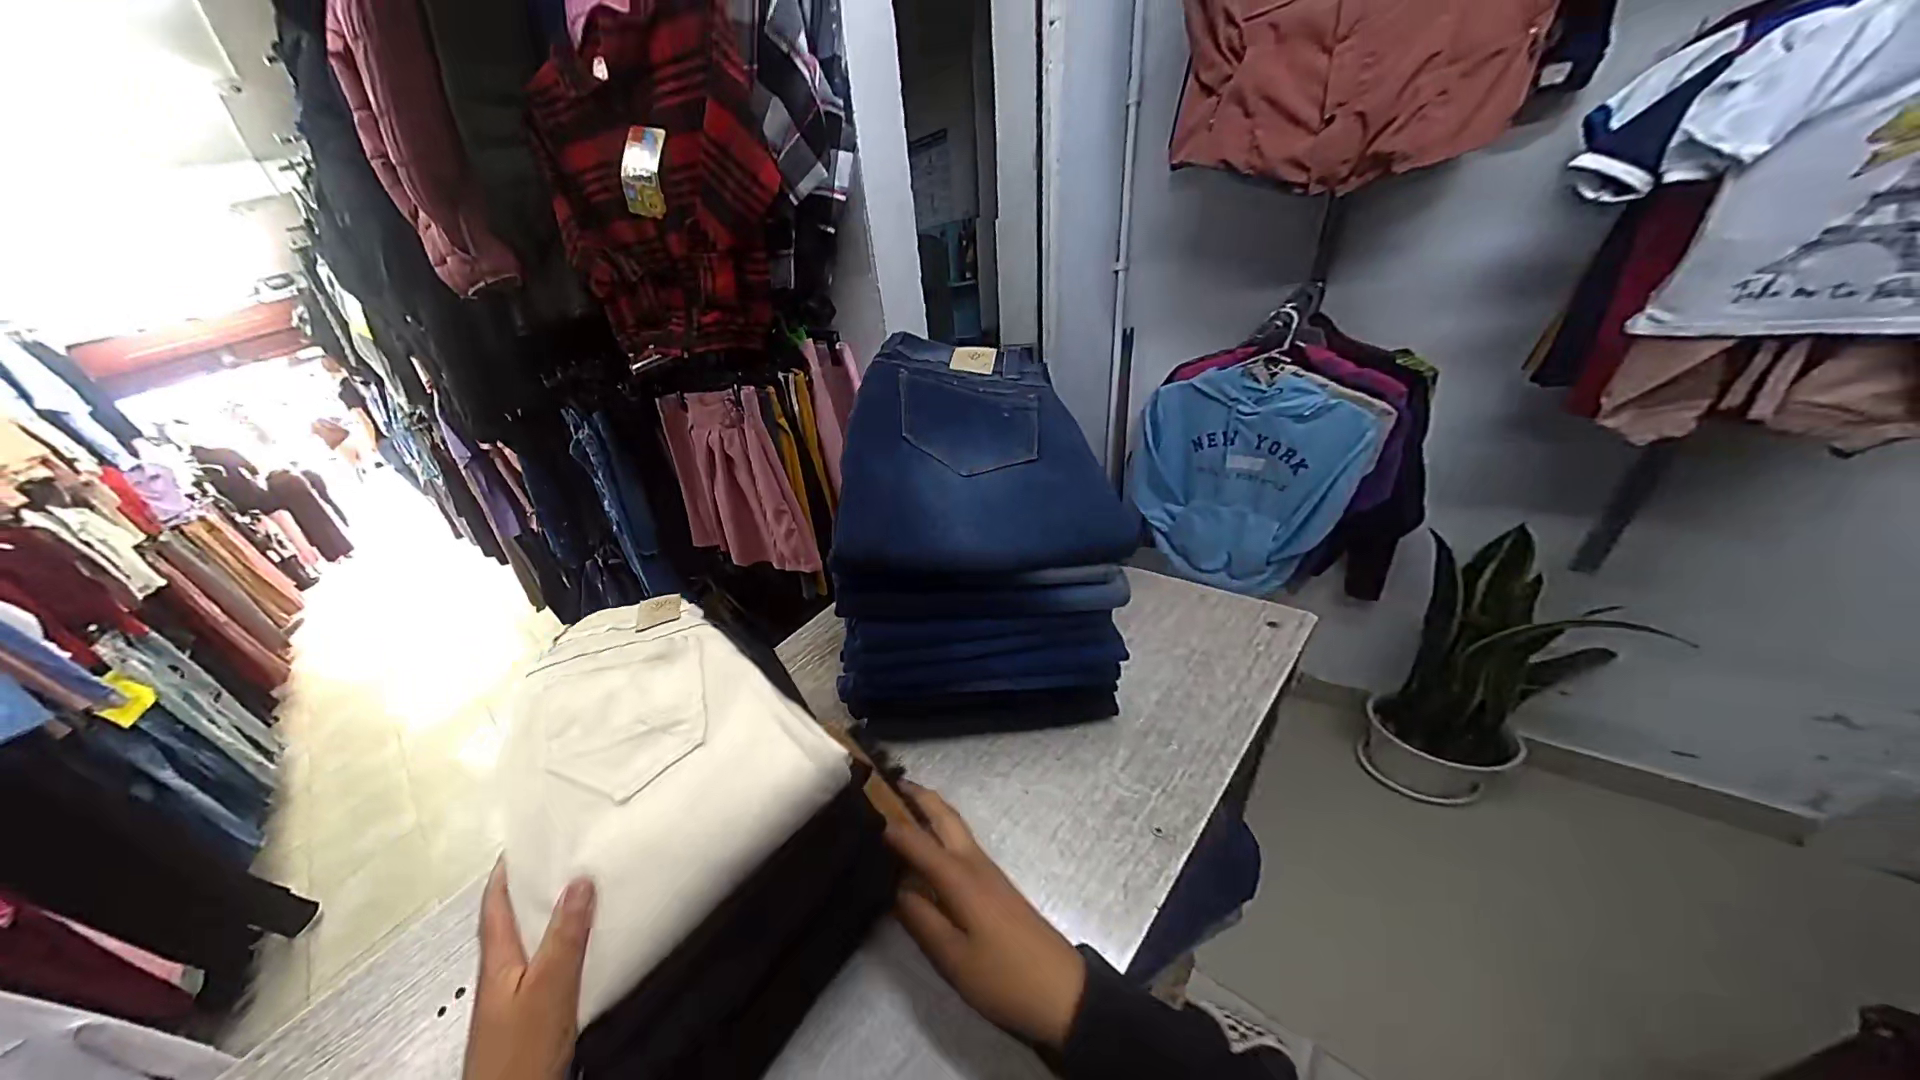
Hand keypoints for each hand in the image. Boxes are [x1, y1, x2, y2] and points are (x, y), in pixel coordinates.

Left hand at [464, 861, 595, 1079]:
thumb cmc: (518, 1056)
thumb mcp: (549, 985)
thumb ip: (564, 935)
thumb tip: (578, 883)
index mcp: (498, 960)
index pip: (496, 904)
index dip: (508, 870)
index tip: (525, 841)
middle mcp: (502, 973)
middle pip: (514, 919)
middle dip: (534, 887)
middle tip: (561, 858)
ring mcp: (515, 995)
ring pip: (533, 941)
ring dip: (552, 915)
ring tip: (581, 891)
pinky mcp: (532, 1012)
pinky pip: (549, 962)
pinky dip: (565, 942)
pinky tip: (585, 944)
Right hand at [884, 783, 1086, 1050]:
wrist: (1061, 990)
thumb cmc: (1003, 976)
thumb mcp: (953, 958)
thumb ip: (921, 919)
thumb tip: (896, 887)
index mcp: (959, 876)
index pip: (917, 840)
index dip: (889, 823)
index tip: (861, 804)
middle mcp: (973, 862)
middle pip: (944, 816)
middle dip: (917, 795)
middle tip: (885, 784)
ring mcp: (987, 870)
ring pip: (955, 825)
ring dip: (929, 808)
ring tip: (900, 803)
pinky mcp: (994, 882)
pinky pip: (961, 841)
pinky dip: (940, 828)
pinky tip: (927, 843)